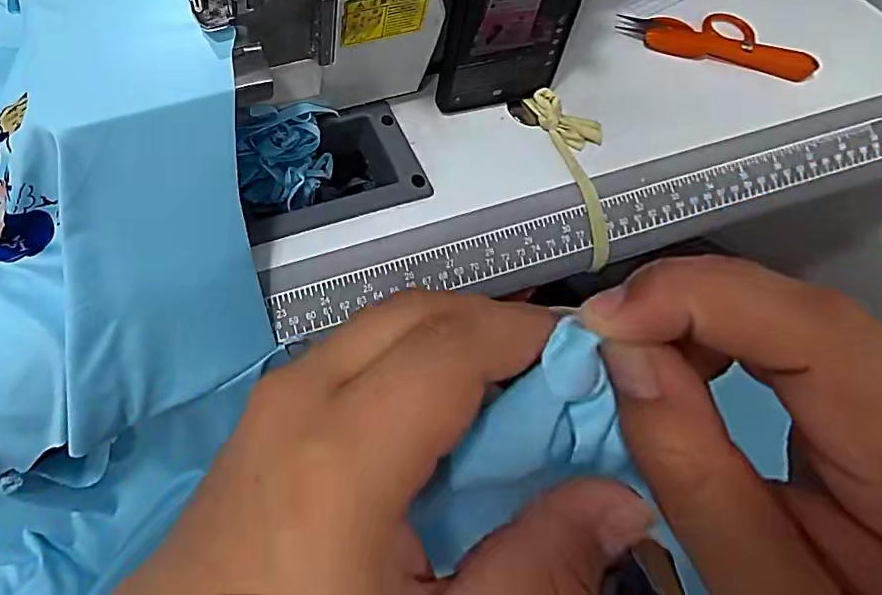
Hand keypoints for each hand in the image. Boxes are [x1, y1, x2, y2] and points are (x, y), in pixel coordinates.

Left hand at [118, 292, 654, 594]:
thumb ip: (534, 567)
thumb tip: (616, 499)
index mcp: (340, 449)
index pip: (449, 344)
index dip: (525, 334)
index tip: (592, 355)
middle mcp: (298, 394)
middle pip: (410, 314)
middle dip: (490, 324)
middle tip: (559, 372)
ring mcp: (273, 395)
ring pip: (377, 327)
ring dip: (448, 339)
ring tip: (513, 391)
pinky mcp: (264, 411)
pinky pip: (348, 356)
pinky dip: (406, 361)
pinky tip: (441, 416)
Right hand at [582, 256, 881, 594]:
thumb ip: (697, 476)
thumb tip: (622, 355)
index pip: (812, 323)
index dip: (688, 297)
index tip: (598, 323)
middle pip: (798, 312)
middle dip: (680, 312)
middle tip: (604, 348)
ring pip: (795, 317)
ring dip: (698, 325)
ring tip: (638, 364)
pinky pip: (810, 343)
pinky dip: (733, 344)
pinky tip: (697, 377)